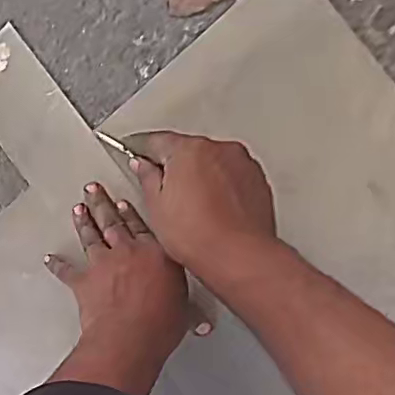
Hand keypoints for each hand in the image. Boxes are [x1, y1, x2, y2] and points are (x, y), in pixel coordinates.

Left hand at [45, 182, 190, 394]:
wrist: (128, 336)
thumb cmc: (160, 324)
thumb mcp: (185, 310)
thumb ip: (188, 309)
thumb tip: (203, 323)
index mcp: (157, 253)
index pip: (143, 226)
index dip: (131, 212)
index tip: (122, 200)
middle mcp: (128, 252)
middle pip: (113, 222)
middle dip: (102, 204)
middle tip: (92, 189)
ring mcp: (102, 264)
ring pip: (91, 237)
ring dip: (83, 222)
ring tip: (78, 208)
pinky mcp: (83, 281)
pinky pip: (66, 270)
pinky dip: (56, 264)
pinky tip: (49, 258)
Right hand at [126, 132, 278, 270]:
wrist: (236, 254)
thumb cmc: (197, 234)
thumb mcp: (155, 205)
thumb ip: (147, 177)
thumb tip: (143, 166)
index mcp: (189, 149)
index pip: (157, 140)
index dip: (141, 149)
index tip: (136, 155)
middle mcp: (219, 149)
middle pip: (188, 150)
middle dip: (174, 167)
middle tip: (163, 194)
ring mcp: (241, 163)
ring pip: (211, 162)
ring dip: (199, 177)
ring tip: (190, 209)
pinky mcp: (257, 180)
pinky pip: (231, 176)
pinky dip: (220, 187)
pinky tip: (211, 211)